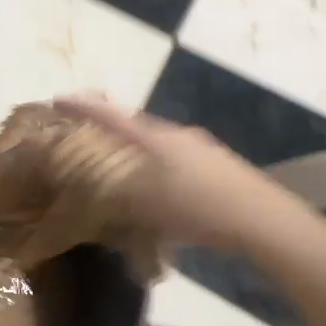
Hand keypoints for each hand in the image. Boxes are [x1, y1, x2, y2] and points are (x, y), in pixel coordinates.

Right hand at [52, 99, 314, 252]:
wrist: (269, 224)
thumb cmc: (200, 208)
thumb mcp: (145, 203)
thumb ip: (113, 190)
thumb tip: (87, 183)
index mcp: (155, 137)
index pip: (109, 115)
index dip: (82, 108)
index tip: (56, 101)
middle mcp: (178, 136)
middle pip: (135, 127)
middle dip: (110, 132)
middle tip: (87, 142)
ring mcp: (203, 151)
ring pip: (157, 146)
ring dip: (135, 155)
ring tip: (121, 175)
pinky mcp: (220, 170)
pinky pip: (176, 163)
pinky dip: (157, 171)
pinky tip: (159, 196)